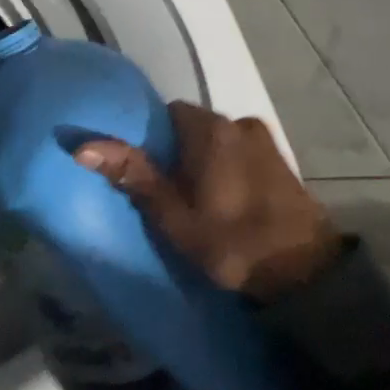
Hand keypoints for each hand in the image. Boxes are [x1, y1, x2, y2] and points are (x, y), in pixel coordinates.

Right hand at [74, 105, 342, 300]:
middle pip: (193, 126)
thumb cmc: (232, 243)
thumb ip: (132, 174)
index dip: (150, 138)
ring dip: (203, 162)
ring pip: (218, 142)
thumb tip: (82, 145)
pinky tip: (223, 201)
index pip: (166, 112)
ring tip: (192, 198)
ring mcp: (266, 143)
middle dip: (176, 151)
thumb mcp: (172, 216)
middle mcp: (240, 123)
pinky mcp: (283, 165)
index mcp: (211, 130)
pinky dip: (227, 170)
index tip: (142, 168)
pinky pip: (240, 155)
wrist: (306, 277)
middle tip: (163, 189)